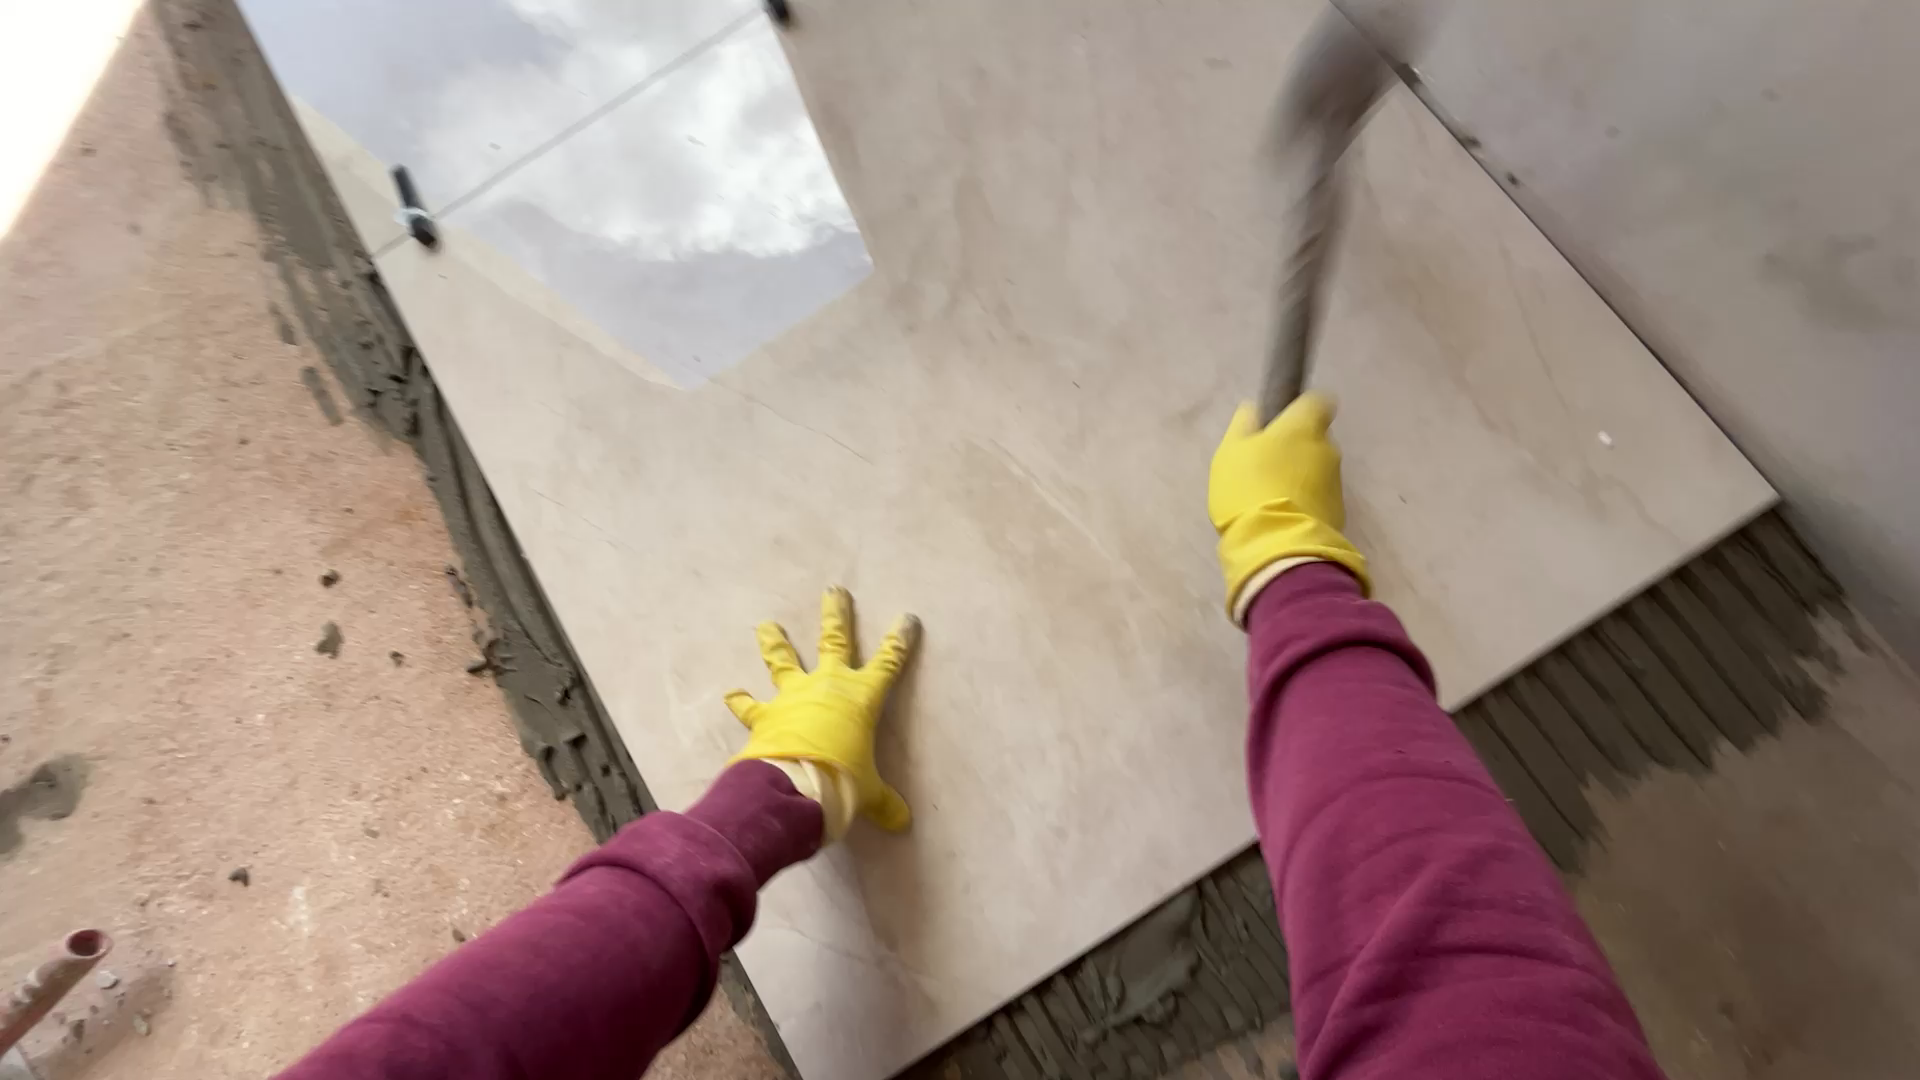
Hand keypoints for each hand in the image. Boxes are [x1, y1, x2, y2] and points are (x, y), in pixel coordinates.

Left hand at [726, 587, 919, 832]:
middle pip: (835, 641)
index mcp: (862, 697)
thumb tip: (904, 824)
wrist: (797, 790)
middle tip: (834, 591)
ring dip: (775, 642)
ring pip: (784, 661)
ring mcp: (793, 697)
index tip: (907, 618)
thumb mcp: (870, 794)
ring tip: (767, 624)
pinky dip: (740, 701)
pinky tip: (731, 693)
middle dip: (836, 615)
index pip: (889, 662)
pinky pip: (750, 706)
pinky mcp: (765, 716)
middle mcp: (828, 686)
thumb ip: (884, 802)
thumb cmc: (844, 783)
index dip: (900, 641)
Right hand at [1208, 392, 1368, 622]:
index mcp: (1303, 426)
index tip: (1280, 421)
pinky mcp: (1338, 510)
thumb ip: (1243, 425)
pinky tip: (1281, 515)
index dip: (1300, 408)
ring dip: (1300, 475)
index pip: (1319, 400)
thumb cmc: (1248, 488)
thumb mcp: (1230, 453)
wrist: (1276, 543)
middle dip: (1296, 445)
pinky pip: (1319, 496)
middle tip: (1266, 463)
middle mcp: (1328, 447)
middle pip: (1316, 437)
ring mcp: (1336, 480)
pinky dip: (1304, 500)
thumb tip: (1253, 408)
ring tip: (1270, 495)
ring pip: (1317, 467)